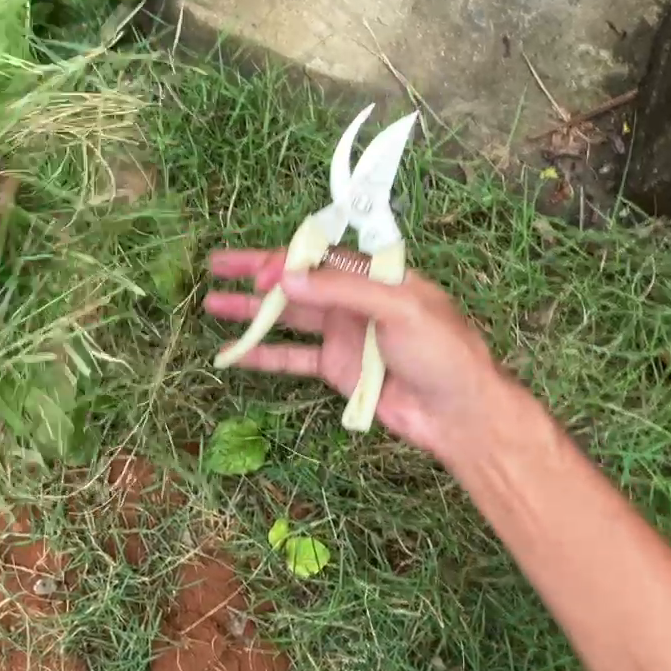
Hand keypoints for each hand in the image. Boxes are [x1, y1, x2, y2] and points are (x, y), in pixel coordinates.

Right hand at [204, 248, 516, 460]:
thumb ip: (341, 289)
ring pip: (286, 318)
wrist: (458, 413)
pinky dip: (262, 355)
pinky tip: (234, 352)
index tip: (255, 272)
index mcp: (373, 275)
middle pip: (295, 282)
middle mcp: (352, 301)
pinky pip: (291, 357)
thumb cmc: (441, 351)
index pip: (318, 257)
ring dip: (250, 312)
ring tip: (211, 303)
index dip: (284, 261)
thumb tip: (284, 279)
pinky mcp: (334, 368)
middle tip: (216, 266)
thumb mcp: (398, 308)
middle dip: (254, 274)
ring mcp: (341, 335)